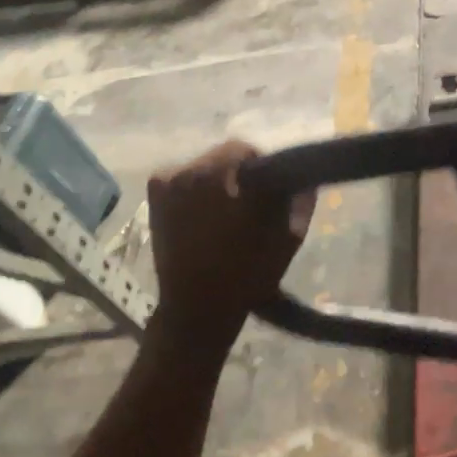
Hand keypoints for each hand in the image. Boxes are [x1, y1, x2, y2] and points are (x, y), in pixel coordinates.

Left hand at [146, 140, 312, 343]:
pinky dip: (194, 190)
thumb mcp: (287, 239)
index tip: (270, 193)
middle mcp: (191, 168)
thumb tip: (303, 180)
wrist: (198, 306)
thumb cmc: (247, 275)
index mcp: (225, 175)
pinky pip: (182, 178)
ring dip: (216, 182)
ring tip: (224, 215)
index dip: (264, 169)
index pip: (248, 150)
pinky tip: (203, 217)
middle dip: (238, 174)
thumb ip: (299, 201)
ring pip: (202, 166)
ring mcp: (167, 179)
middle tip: (248, 205)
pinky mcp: (153, 193)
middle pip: (223, 156)